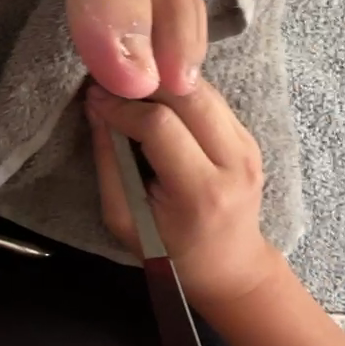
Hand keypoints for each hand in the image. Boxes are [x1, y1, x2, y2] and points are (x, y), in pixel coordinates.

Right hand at [86, 81, 282, 306]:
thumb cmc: (169, 250)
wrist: (229, 265)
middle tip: (112, 83)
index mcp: (202, 192)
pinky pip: (209, 97)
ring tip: (130, 87)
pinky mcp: (249, 136)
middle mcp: (234, 163)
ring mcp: (248, 147)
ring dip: (162, 80)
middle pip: (187, 96)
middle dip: (144, 82)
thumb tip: (95, 105)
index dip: (122, 106)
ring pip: (201, 89)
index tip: (95, 98)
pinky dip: (178, 90)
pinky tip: (155, 98)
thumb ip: (108, 160)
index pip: (160, 126)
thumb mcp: (123, 217)